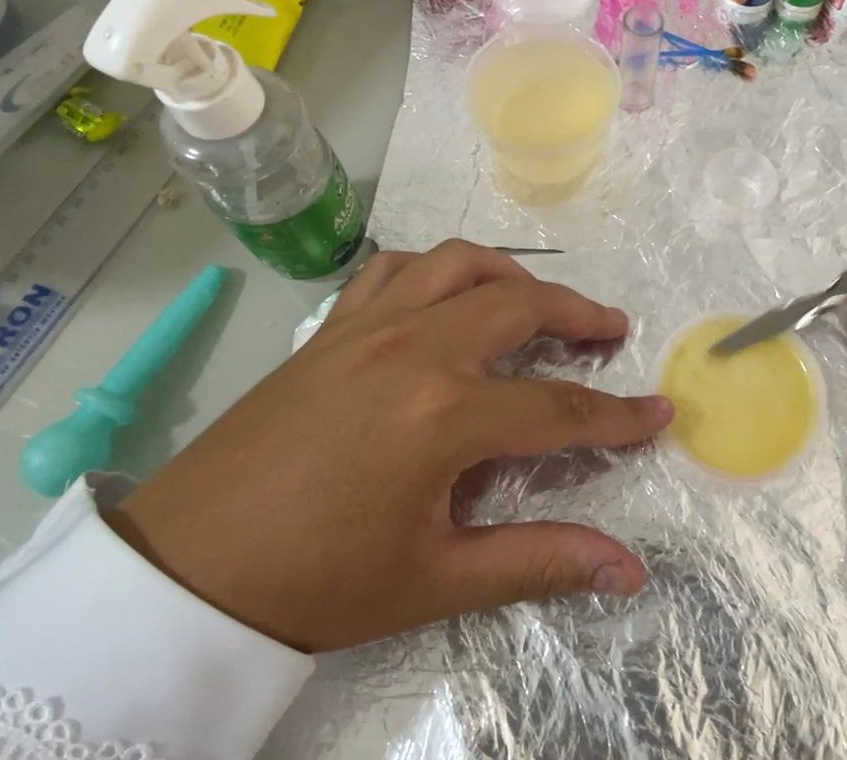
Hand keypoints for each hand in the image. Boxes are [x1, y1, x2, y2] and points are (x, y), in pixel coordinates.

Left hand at [107, 241, 673, 652]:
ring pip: (458, 264)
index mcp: (445, 415)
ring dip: (511, 275)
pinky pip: (392, 268)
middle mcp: (414, 349)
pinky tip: (444, 297)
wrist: (188, 569)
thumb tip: (630, 570)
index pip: (560, 407)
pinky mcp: (330, 328)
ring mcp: (367, 327)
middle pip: (520, 305)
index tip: (658, 413)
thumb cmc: (316, 582)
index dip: (617, 415)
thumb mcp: (437, 581)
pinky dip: (434, 270)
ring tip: (537, 303)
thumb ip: (540, 561)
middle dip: (579, 314)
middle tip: (611, 333)